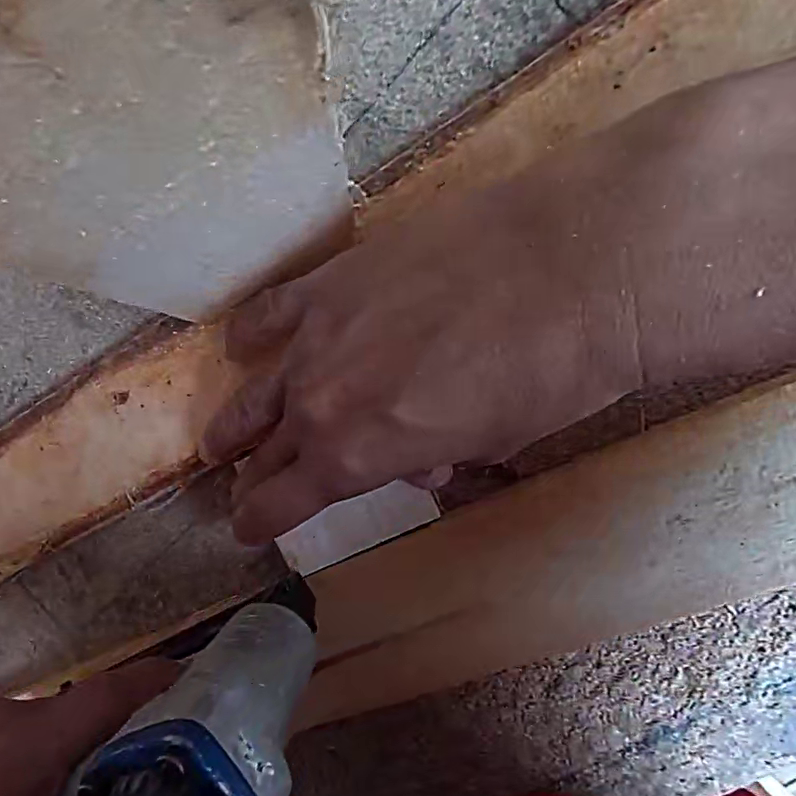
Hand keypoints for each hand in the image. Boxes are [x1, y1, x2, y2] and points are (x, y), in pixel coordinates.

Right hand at [199, 150, 647, 544]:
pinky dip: (252, 333)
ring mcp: (318, 336)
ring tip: (218, 443)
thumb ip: (431, 456)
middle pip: (267, 452)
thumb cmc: (551, 376)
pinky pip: (272, 312)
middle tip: (242, 492)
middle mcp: (317, 403)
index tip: (244, 532)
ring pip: (256, 391)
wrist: (578, 263)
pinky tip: (241, 347)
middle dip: (251, 481)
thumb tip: (414, 456)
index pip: (283, 501)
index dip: (259, 521)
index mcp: (354, 455)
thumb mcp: (487, 443)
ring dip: (234, 424)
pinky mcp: (333, 280)